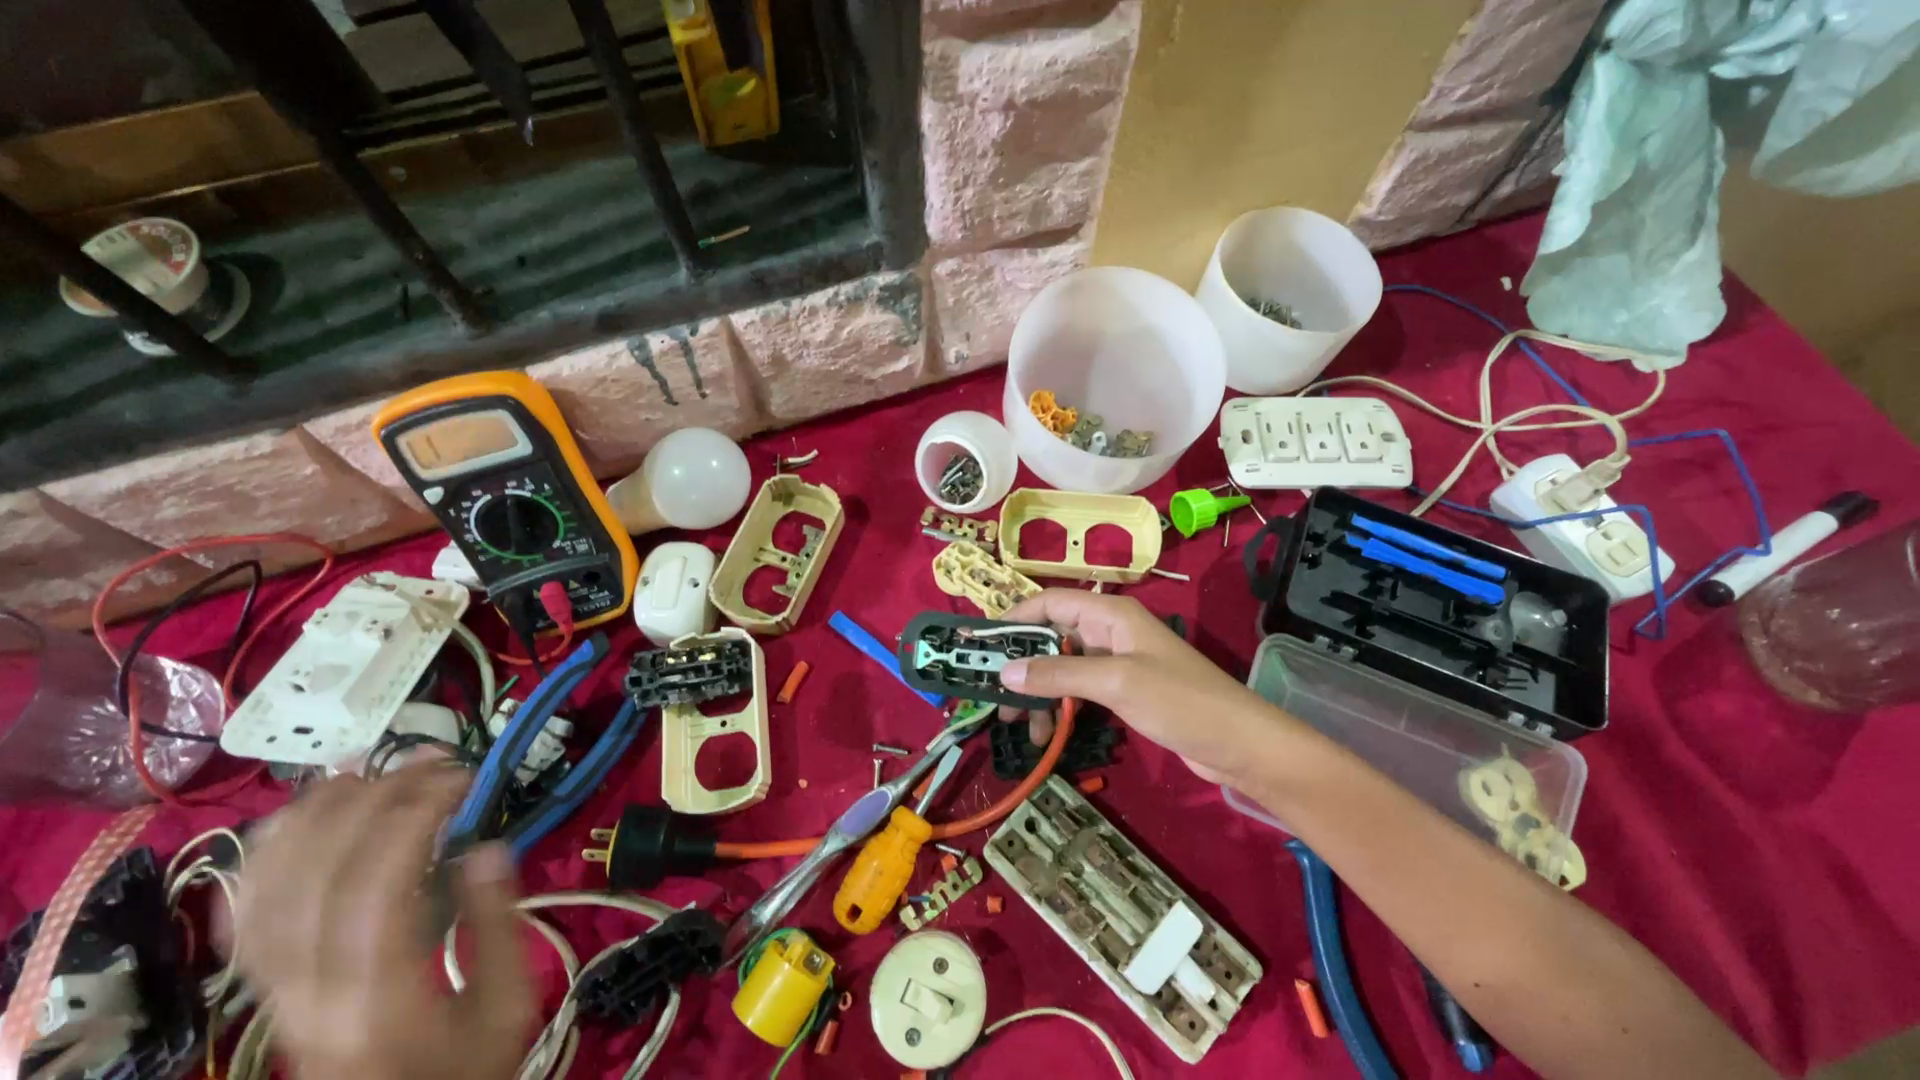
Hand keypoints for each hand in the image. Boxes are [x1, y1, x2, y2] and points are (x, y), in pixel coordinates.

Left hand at [233, 770, 531, 1079]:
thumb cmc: (463, 1071)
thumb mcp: (507, 1006)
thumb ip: (497, 925)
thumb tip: (487, 846)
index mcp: (380, 1000)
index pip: (375, 889)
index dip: (412, 817)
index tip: (460, 779)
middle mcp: (312, 994)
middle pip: (318, 877)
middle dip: (373, 800)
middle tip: (427, 762)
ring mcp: (278, 993)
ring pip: (268, 892)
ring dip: (310, 817)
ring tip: (359, 770)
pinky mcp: (267, 991)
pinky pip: (243, 918)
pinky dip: (261, 861)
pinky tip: (293, 823)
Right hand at [997, 590, 1295, 784]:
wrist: (1238, 743)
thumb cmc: (1179, 701)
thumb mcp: (1115, 683)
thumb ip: (1059, 675)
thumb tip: (1004, 671)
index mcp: (1110, 614)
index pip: (1050, 602)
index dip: (1014, 618)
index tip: (979, 643)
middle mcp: (1110, 632)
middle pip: (1052, 637)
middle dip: (1020, 663)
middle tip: (990, 694)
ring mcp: (1118, 663)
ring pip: (1063, 668)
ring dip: (1037, 691)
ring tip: (1015, 723)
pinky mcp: (1124, 692)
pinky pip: (1080, 691)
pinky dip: (1059, 707)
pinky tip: (1046, 731)